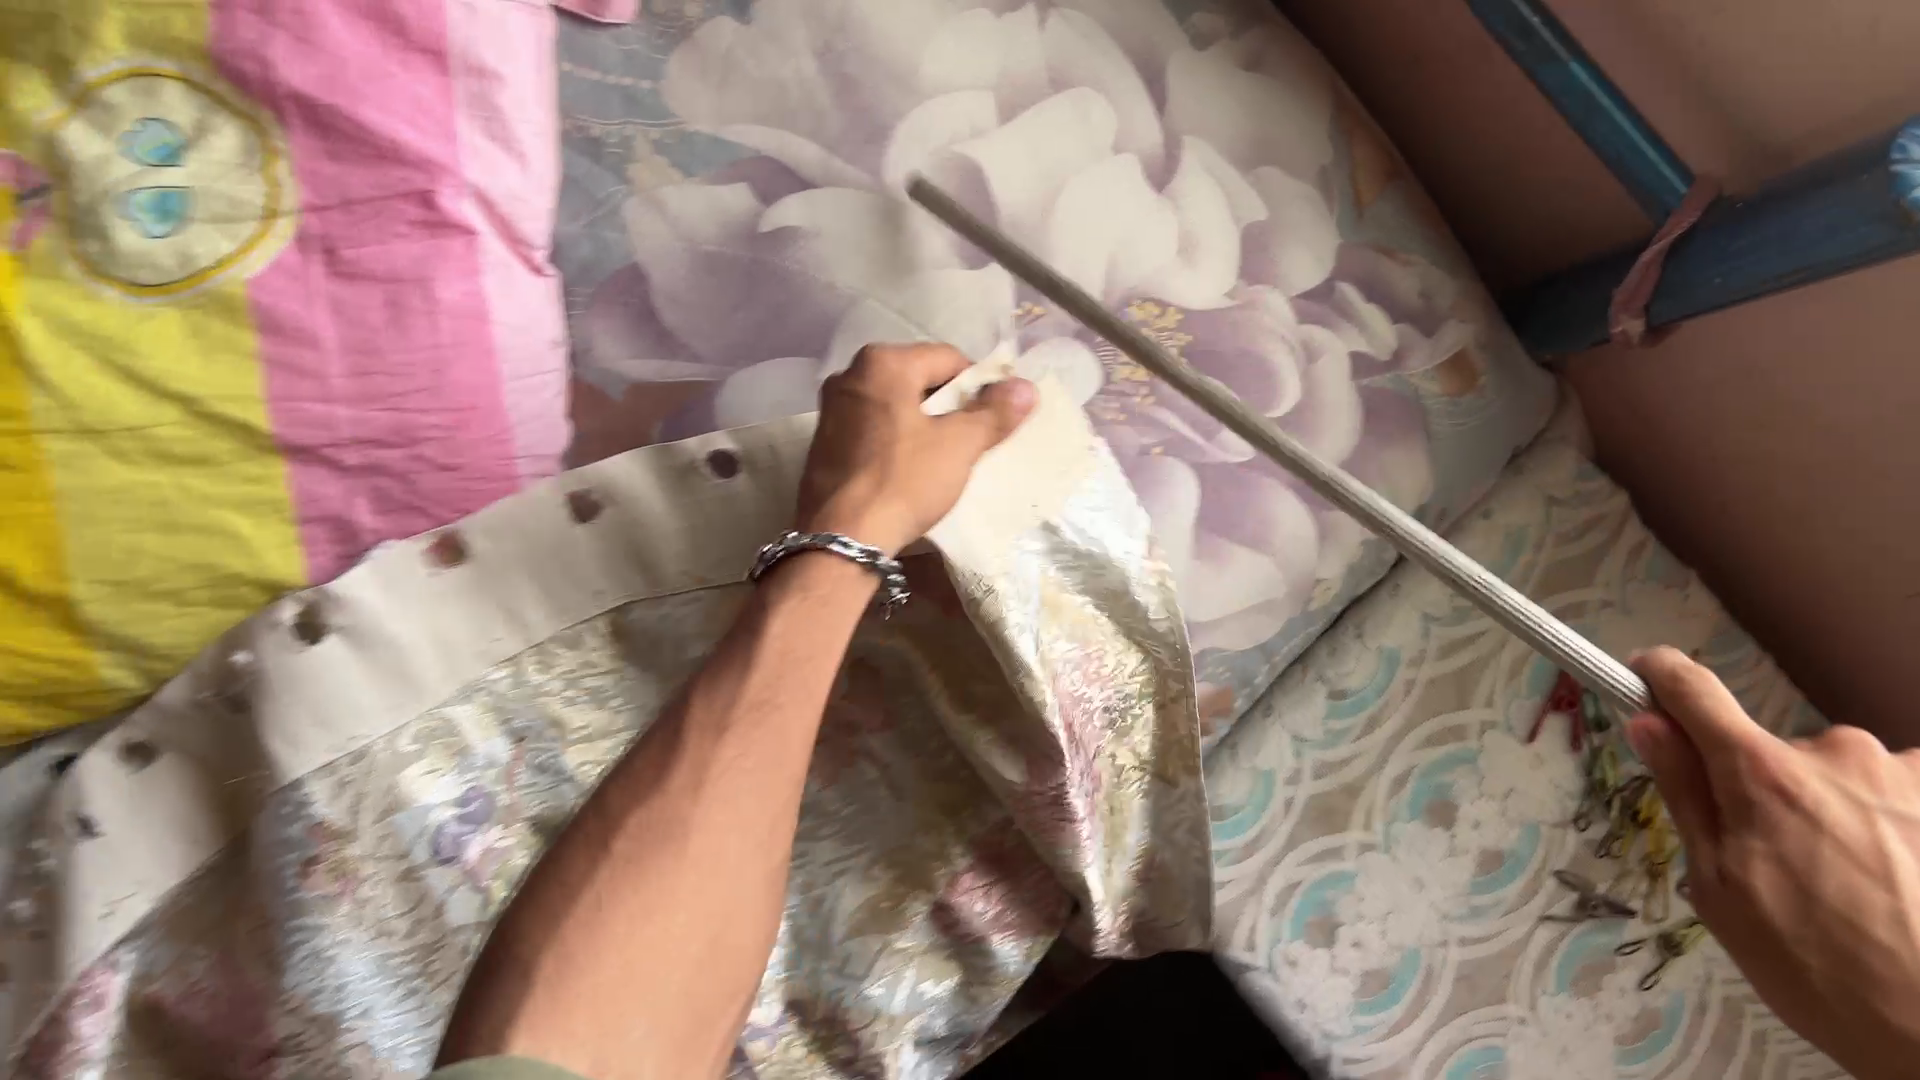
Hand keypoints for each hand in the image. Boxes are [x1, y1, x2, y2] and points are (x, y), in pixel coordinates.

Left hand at [794, 343, 1034, 555]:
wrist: (842, 538)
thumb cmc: (903, 483)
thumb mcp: (957, 447)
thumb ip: (993, 413)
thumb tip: (1026, 388)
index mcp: (883, 363)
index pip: (948, 358)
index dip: (977, 385)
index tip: (990, 418)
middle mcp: (850, 374)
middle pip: (917, 378)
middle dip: (947, 404)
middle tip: (968, 439)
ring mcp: (830, 408)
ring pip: (893, 403)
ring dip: (921, 422)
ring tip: (941, 456)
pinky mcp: (822, 440)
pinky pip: (871, 426)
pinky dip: (894, 438)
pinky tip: (906, 469)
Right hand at [1626, 647, 1919, 1079]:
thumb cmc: (1815, 966)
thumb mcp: (1718, 885)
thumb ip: (1685, 793)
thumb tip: (1648, 723)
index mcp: (1760, 771)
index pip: (1689, 685)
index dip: (1656, 675)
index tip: (1640, 679)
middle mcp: (1837, 753)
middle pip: (1769, 746)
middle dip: (1761, 785)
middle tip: (1774, 857)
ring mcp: (1911, 775)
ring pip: (1840, 774)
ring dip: (1833, 807)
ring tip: (1854, 883)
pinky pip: (1901, 793)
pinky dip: (1891, 823)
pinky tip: (1901, 881)